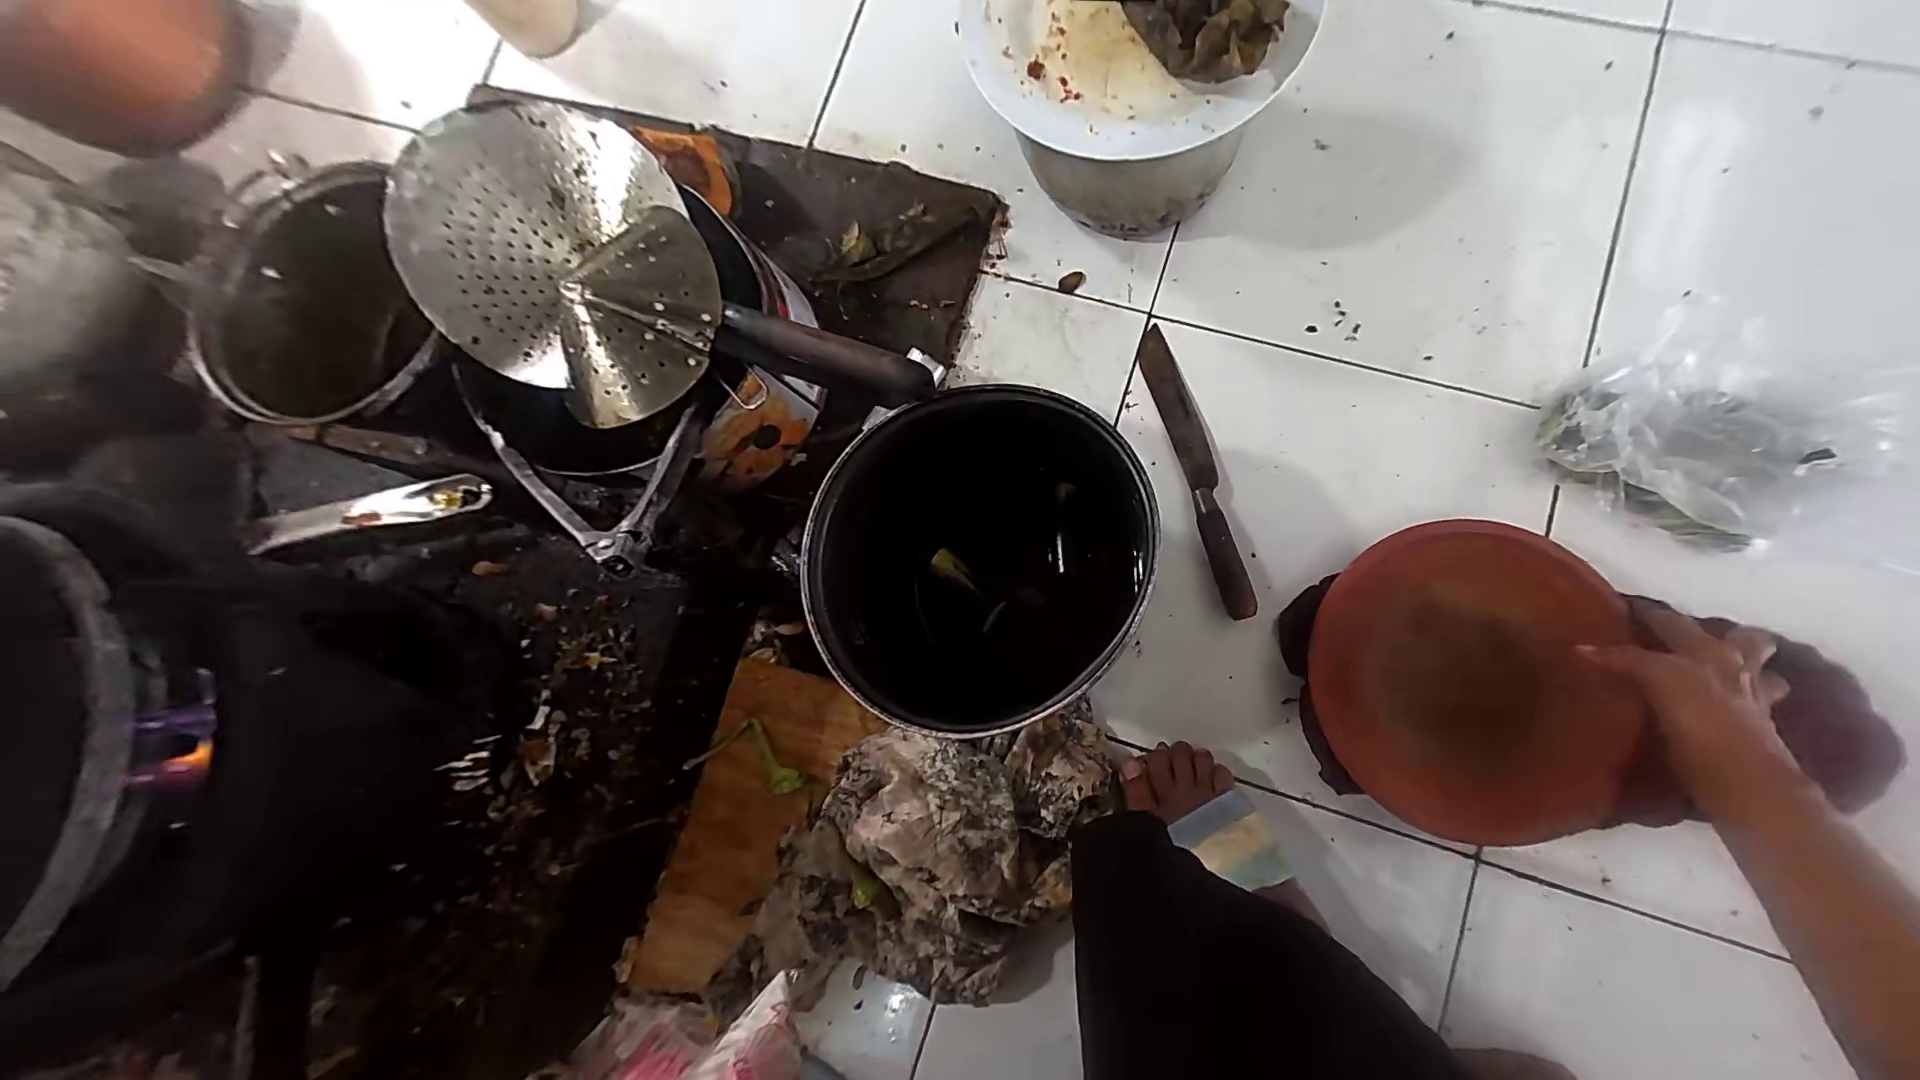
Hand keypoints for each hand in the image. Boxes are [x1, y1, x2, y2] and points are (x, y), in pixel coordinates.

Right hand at [1579, 598, 1803, 814]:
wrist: (1743, 777)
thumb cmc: (1700, 719)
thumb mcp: (1657, 679)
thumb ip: (1624, 659)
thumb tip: (1581, 648)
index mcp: (1710, 653)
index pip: (1673, 622)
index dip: (1649, 612)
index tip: (1625, 605)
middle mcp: (1737, 671)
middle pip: (1745, 641)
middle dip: (1725, 633)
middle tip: (1690, 635)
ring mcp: (1754, 703)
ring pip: (1759, 674)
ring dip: (1747, 667)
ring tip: (1717, 669)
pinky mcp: (1755, 733)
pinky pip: (1752, 706)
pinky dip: (1741, 700)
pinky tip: (1723, 706)